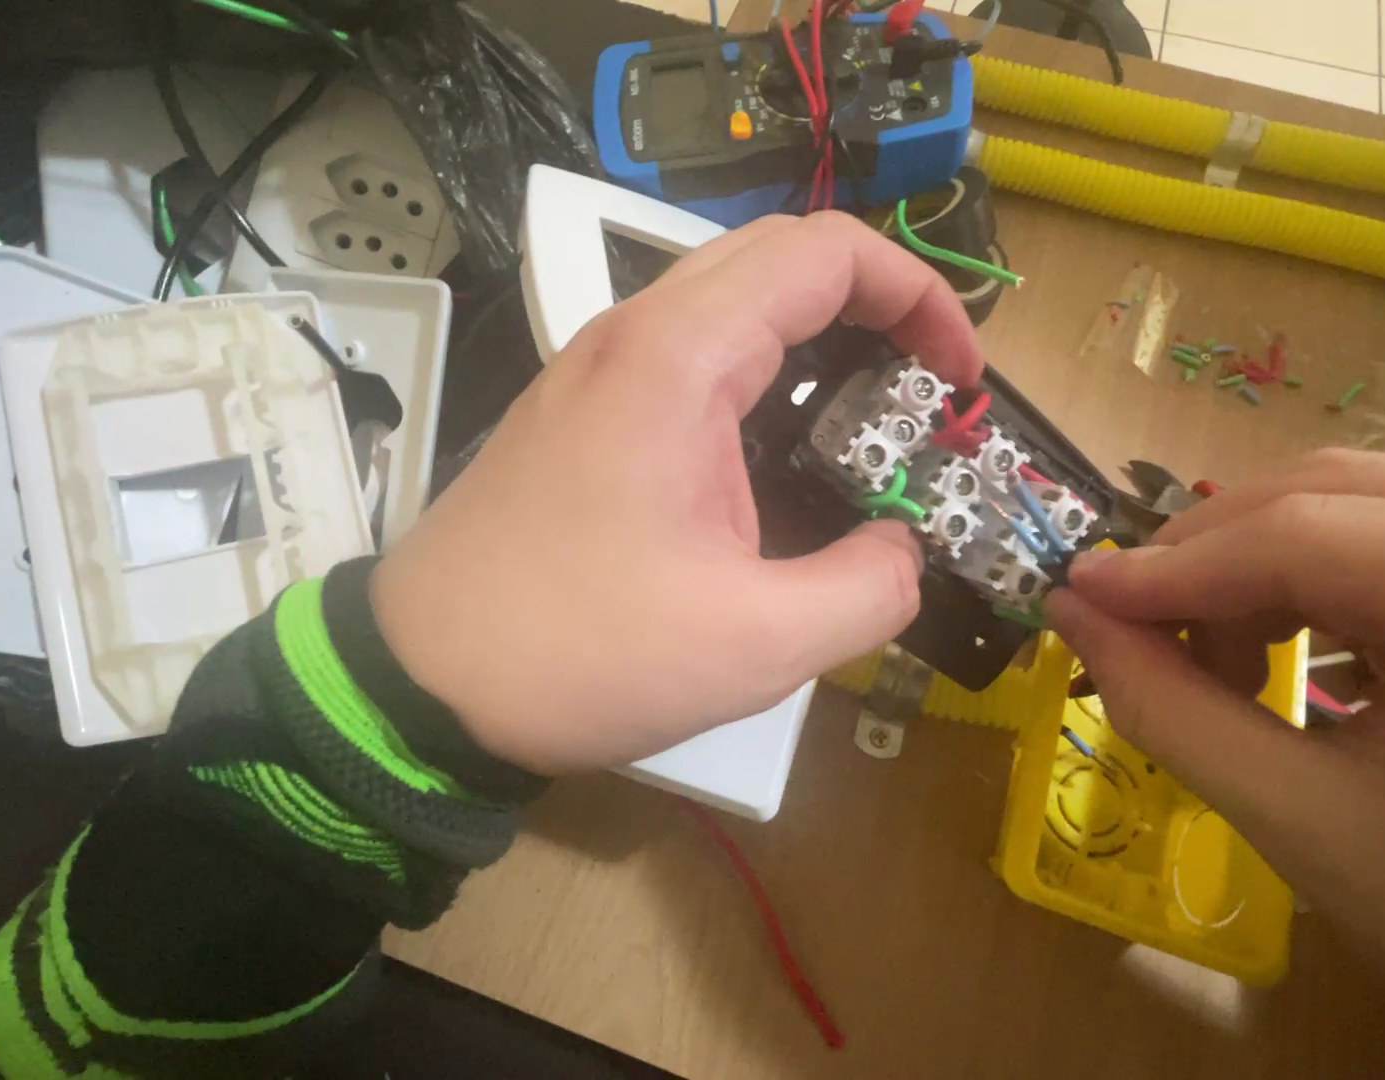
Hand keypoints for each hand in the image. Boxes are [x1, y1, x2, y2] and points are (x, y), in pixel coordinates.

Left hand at [370, 213, 981, 775]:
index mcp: (679, 359)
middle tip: (923, 391)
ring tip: (866, 421)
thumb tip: (903, 550)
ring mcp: (597, 370)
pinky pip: (688, 355)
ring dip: (816, 337)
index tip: (958, 376)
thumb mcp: (758, 645)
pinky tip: (779, 454)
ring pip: (730, 303)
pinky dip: (760, 375)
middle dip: (876, 304)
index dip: (918, 295)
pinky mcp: (581, 413)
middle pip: (779, 258)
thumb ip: (869, 590)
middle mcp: (632, 336)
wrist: (426, 683)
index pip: (826, 253)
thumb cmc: (582, 654)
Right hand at [1045, 449, 1384, 1079]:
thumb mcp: (1324, 836)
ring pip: (1361, 504)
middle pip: (1345, 492)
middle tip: (1129, 628)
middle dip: (1209, 560)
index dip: (1180, 566)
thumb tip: (1070, 613)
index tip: (1073, 597)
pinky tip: (1273, 648)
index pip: (1329, 536)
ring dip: (1247, 571)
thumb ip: (1173, 712)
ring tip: (1209, 660)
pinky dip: (1297, 587)